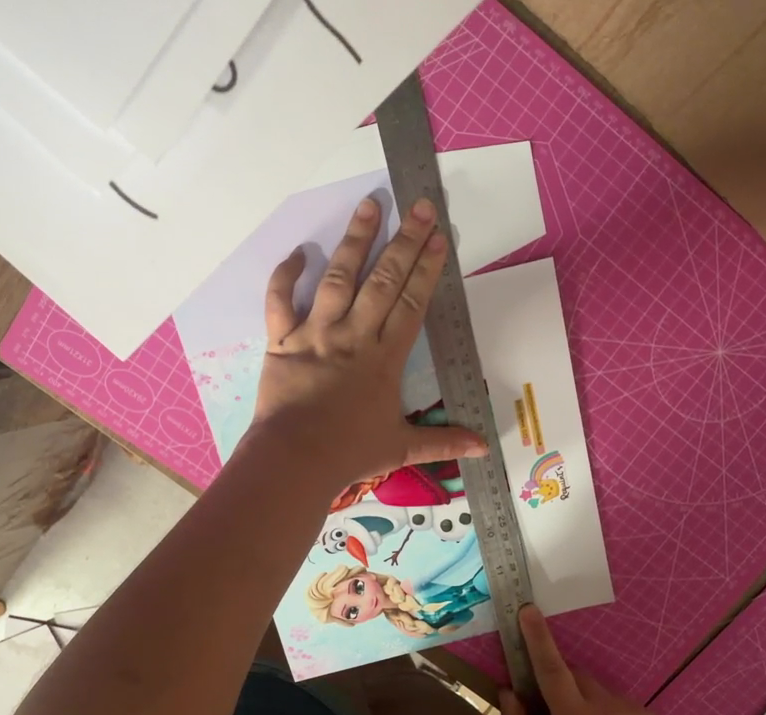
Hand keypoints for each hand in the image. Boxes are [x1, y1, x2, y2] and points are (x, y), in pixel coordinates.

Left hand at [250, 197, 485, 488]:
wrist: (294, 460)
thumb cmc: (349, 454)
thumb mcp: (401, 449)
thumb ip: (443, 442)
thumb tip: (484, 448)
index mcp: (385, 358)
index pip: (411, 303)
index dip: (426, 269)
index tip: (438, 237)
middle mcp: (354, 336)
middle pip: (383, 280)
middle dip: (404, 241)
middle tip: (418, 205)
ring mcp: (316, 334)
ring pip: (338, 278)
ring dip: (355, 240)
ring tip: (370, 204)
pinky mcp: (282, 341)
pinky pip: (281, 300)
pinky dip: (287, 275)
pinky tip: (300, 252)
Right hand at [499, 605, 669, 714]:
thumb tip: (508, 691)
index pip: (552, 670)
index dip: (538, 638)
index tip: (528, 610)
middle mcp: (608, 709)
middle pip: (574, 676)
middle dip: (560, 688)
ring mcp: (633, 712)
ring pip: (595, 688)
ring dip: (582, 701)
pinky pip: (616, 701)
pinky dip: (604, 712)